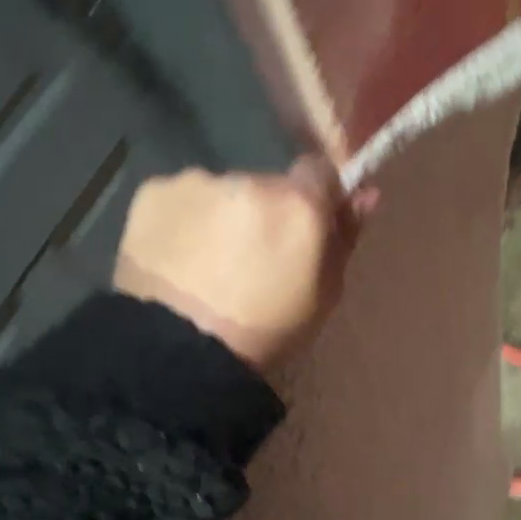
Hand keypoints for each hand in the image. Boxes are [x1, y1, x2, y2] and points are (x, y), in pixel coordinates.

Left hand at [112, 159, 377, 370]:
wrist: (181, 348)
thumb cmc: (267, 329)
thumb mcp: (324, 293)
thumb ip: (344, 238)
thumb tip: (366, 195)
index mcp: (299, 205)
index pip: (320, 171)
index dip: (317, 198)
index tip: (308, 228)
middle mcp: (250, 180)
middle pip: (269, 184)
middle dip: (268, 211)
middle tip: (257, 258)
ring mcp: (198, 182)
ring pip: (224, 191)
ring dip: (226, 215)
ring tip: (213, 261)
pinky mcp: (153, 191)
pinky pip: (183, 199)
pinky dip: (187, 220)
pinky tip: (182, 256)